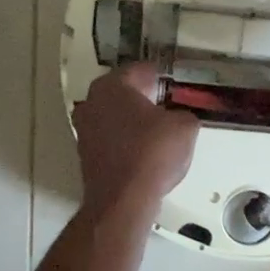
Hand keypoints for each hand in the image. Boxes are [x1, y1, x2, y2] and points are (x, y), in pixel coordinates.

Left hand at [74, 62, 199, 213]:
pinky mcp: (86, 154)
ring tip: (162, 133)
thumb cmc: (152, 154)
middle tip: (173, 108)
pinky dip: (127, 141)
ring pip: (117, 116)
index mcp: (112, 85)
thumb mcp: (185, 127)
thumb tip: (179, 117)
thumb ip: (184, 113)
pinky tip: (146, 153)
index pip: (143, 70)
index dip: (166, 77)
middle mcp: (92, 101)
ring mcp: (84, 128)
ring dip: (136, 121)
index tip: (181, 87)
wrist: (122, 201)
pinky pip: (113, 138)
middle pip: (126, 93)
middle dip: (148, 98)